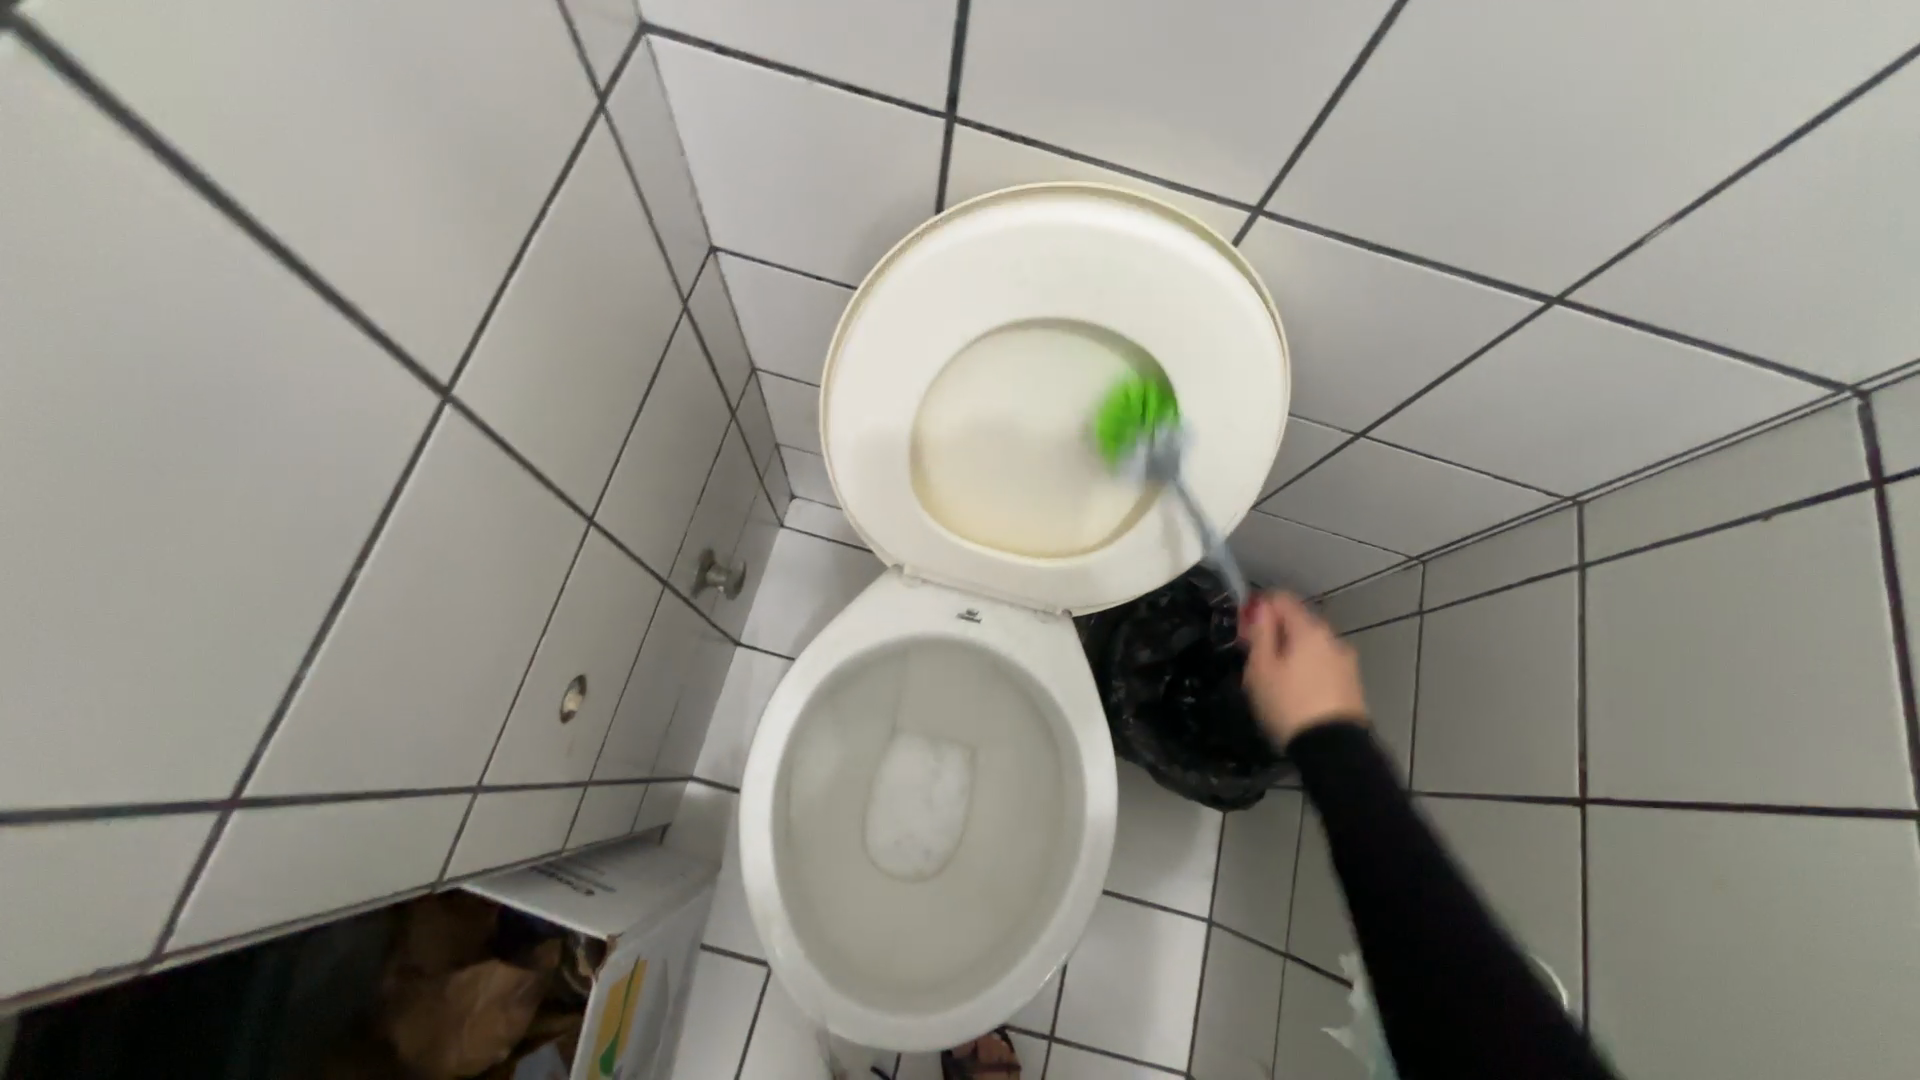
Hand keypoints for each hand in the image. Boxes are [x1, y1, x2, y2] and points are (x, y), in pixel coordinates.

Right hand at [1242, 592, 1367, 747]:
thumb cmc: (1289, 704)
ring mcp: (1345, 660)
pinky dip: (1306, 667)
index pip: (1281, 598)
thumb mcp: (1261, 668)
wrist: (1334, 748)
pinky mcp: (1351, 682)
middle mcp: (1332, 637)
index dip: (1258, 607)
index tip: (1242, 629)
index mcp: (1308, 629)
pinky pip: (1322, 663)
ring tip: (1273, 678)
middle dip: (1274, 632)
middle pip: (1297, 621)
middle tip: (1252, 656)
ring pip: (1311, 644)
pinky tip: (1294, 690)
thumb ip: (1260, 632)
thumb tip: (1259, 607)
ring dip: (1291, 651)